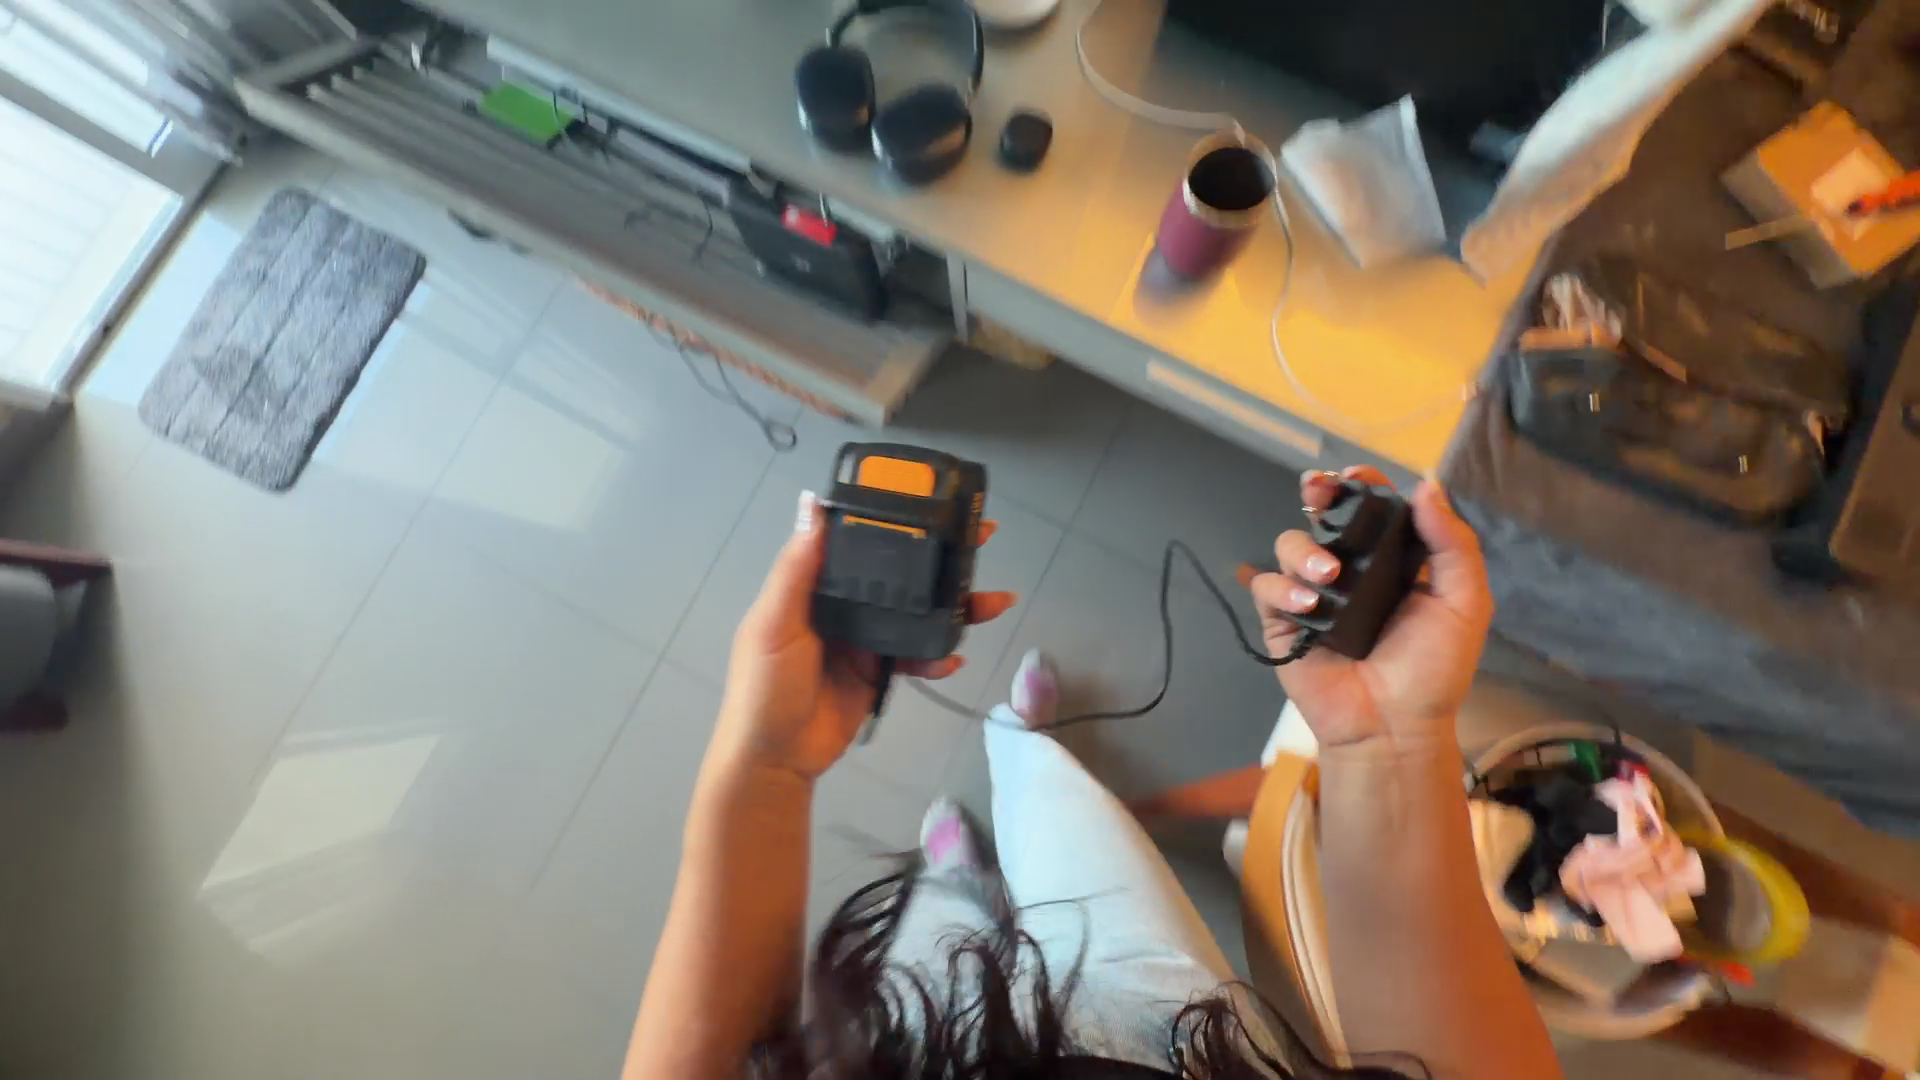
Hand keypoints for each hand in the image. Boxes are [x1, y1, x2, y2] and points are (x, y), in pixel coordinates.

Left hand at [711, 491, 1017, 782]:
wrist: (777, 757)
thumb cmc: (766, 685)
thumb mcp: (775, 622)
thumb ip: (796, 567)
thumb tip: (812, 501)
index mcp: (816, 584)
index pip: (862, 540)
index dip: (896, 519)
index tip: (933, 500)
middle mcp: (845, 603)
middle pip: (901, 572)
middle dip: (942, 557)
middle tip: (984, 537)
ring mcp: (866, 637)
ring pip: (917, 611)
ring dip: (955, 606)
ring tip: (994, 603)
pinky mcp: (880, 670)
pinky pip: (917, 654)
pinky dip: (938, 655)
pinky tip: (954, 659)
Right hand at [1244, 467, 1491, 753]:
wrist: (1394, 724)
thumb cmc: (1434, 669)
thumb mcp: (1464, 603)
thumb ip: (1452, 543)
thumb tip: (1425, 486)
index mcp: (1389, 561)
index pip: (1368, 511)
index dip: (1358, 485)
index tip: (1353, 475)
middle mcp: (1347, 570)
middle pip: (1320, 516)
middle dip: (1315, 495)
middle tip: (1316, 491)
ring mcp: (1311, 593)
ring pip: (1289, 545)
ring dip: (1304, 552)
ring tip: (1329, 577)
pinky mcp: (1281, 620)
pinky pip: (1267, 587)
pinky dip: (1283, 588)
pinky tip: (1308, 605)